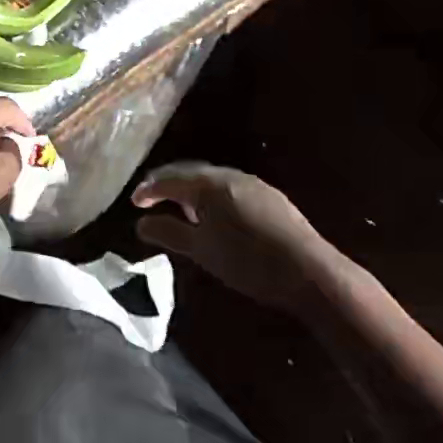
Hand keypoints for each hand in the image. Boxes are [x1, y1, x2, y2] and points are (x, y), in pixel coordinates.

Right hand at [133, 163, 343, 313]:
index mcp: (208, 183)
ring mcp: (252, 183)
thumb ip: (170, 233)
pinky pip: (231, 187)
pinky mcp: (269, 195)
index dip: (149, 189)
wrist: (308, 270)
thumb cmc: (247, 261)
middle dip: (169, 184)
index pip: (170, 179)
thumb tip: (141, 224)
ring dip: (192, 190)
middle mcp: (229, 175)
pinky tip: (216, 215)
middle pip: (191, 173)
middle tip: (152, 199)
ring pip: (212, 179)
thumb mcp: (202, 251)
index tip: (134, 202)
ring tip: (182, 209)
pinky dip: (213, 196)